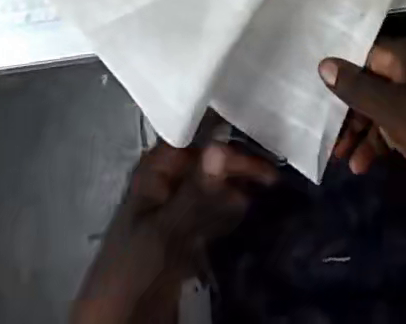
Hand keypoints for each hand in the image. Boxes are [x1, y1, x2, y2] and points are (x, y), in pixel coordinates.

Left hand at [72, 141, 277, 323]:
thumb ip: (195, 190)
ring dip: (237, 185)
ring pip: (213, 187)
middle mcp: (167, 183)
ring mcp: (176, 210)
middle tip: (272, 175)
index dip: (225, 134)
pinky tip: (248, 208)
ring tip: (268, 186)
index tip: (260, 135)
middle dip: (237, 164)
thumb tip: (222, 147)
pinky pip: (212, 212)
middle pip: (207, 162)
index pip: (195, 138)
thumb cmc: (132, 271)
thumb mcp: (164, 231)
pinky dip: (230, 208)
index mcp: (155, 171)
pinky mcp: (184, 237)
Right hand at [320, 38, 405, 240]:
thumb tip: (324, 63)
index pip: (363, 52)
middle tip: (323, 131)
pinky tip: (361, 167)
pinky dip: (374, 146)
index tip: (309, 84)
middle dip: (345, 107)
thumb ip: (356, 87)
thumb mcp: (391, 111)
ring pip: (376, 109)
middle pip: (367, 82)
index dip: (338, 67)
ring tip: (339, 156)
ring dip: (357, 131)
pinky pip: (390, 132)